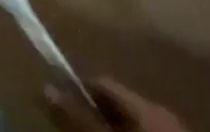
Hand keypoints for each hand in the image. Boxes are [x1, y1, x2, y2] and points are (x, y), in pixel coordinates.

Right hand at [47, 77, 188, 131]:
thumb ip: (76, 116)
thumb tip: (45, 87)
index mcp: (146, 106)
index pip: (101, 82)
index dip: (76, 88)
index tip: (58, 101)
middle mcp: (163, 113)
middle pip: (116, 102)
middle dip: (92, 111)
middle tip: (73, 126)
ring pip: (131, 122)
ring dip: (109, 127)